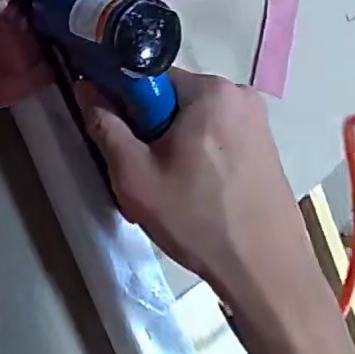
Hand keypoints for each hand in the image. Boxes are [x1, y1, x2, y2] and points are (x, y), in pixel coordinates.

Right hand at [81, 70, 311, 300]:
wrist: (269, 276)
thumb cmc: (199, 220)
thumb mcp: (136, 176)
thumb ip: (106, 127)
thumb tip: (86, 90)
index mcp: (210, 89)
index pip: (149, 77)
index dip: (127, 105)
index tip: (122, 137)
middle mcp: (239, 93)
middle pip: (172, 98)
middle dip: (151, 127)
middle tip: (145, 170)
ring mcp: (258, 120)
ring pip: (193, 118)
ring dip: (174, 143)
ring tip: (170, 186)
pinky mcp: (267, 145)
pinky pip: (216, 134)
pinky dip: (200, 154)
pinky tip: (196, 190)